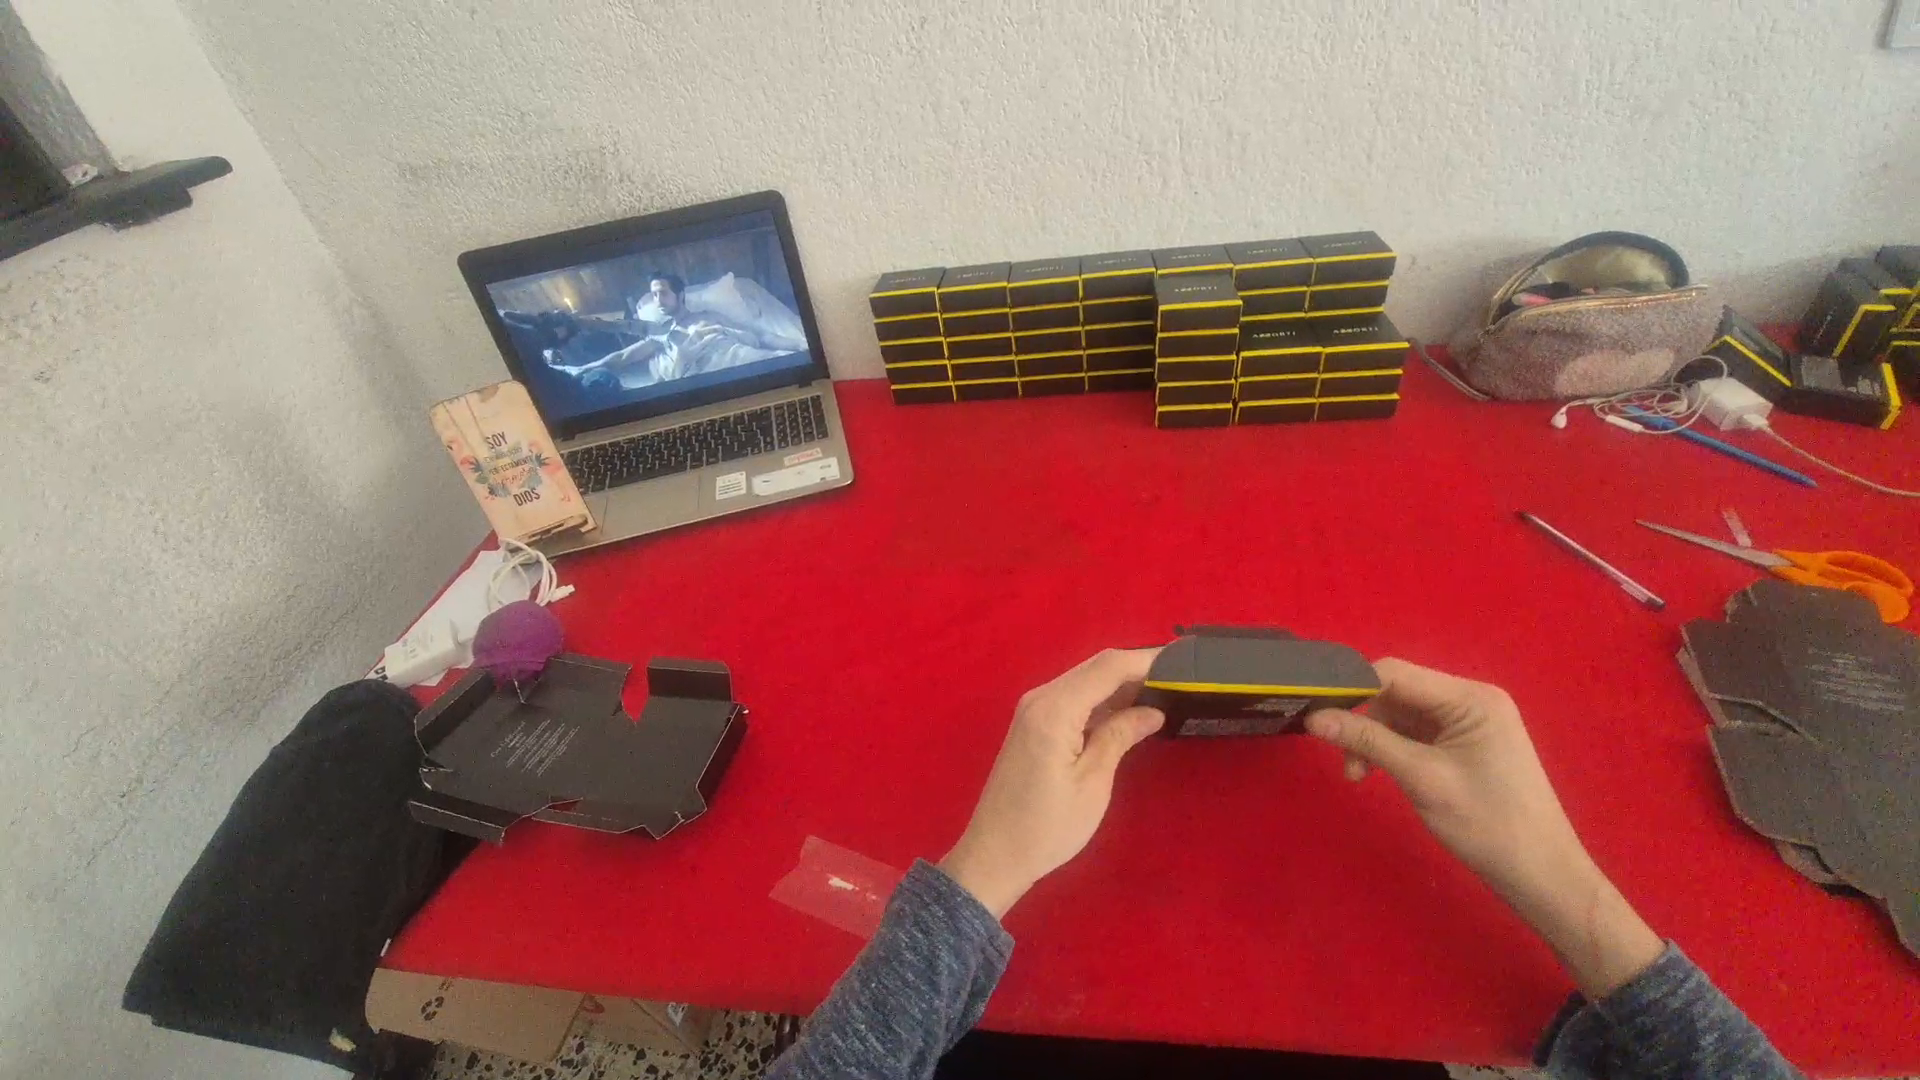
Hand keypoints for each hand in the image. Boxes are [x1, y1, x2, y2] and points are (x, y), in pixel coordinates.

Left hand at [939, 649, 1165, 918]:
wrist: (993, 854)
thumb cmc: (1046, 827)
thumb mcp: (1092, 783)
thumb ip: (1119, 736)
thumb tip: (1153, 710)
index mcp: (1054, 709)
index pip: (1107, 667)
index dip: (1146, 660)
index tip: (1185, 661)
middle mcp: (1040, 698)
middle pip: (1095, 668)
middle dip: (1137, 667)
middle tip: (1182, 676)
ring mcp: (1033, 709)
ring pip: (1085, 681)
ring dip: (1121, 683)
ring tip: (1165, 689)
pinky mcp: (1033, 723)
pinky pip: (1073, 697)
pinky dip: (1102, 698)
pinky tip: (1130, 709)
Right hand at [1304, 658, 1663, 999]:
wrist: (1543, 878)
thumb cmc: (1488, 824)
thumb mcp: (1420, 777)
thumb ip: (1366, 740)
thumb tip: (1313, 717)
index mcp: (1471, 698)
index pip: (1394, 673)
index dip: (1351, 687)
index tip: (1317, 713)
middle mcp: (1471, 699)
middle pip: (1395, 691)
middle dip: (1362, 719)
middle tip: (1339, 754)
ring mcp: (1468, 721)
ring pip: (1399, 713)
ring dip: (1372, 738)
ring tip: (1357, 774)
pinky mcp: (1463, 743)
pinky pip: (1413, 731)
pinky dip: (1389, 748)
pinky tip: (1375, 771)